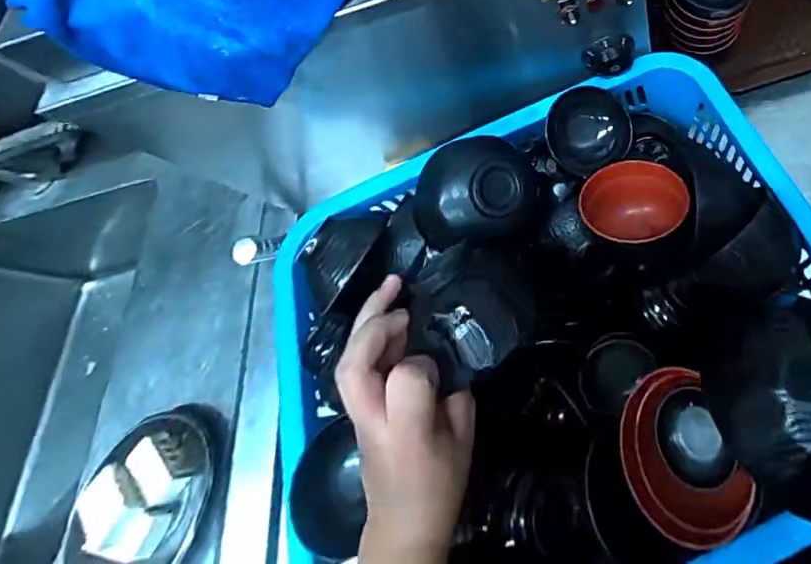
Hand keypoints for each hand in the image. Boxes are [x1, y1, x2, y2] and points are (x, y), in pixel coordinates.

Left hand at [335, 275, 475, 563]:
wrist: (402, 524)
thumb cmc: (438, 484)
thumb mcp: (463, 438)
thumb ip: (454, 392)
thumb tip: (442, 355)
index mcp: (405, 430)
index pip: (406, 378)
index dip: (423, 362)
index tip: (440, 367)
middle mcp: (372, 416)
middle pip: (355, 363)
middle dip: (373, 321)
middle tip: (398, 287)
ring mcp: (357, 411)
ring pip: (347, 359)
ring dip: (366, 318)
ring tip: (391, 285)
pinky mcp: (355, 405)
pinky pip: (355, 361)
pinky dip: (368, 333)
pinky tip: (390, 315)